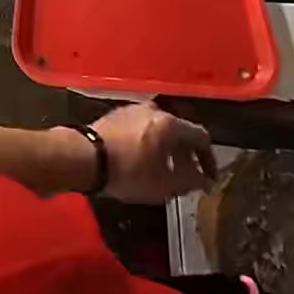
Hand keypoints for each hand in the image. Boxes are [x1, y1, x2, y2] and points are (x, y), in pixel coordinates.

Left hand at [87, 103, 213, 202]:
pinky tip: (143, 159)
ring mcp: (135, 109)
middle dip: (186, 155)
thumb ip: (189, 181)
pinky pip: (143, 127)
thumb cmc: (127, 171)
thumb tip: (205, 181)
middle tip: (186, 178)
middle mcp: (155, 109)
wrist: (84, 156)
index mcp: (170, 123)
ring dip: (168, 149)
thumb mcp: (163, 184)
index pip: (200, 136)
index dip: (209, 158)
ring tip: (164, 171)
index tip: (208, 177)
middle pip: (180, 131)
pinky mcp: (118, 113)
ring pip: (160, 129)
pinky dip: (150, 142)